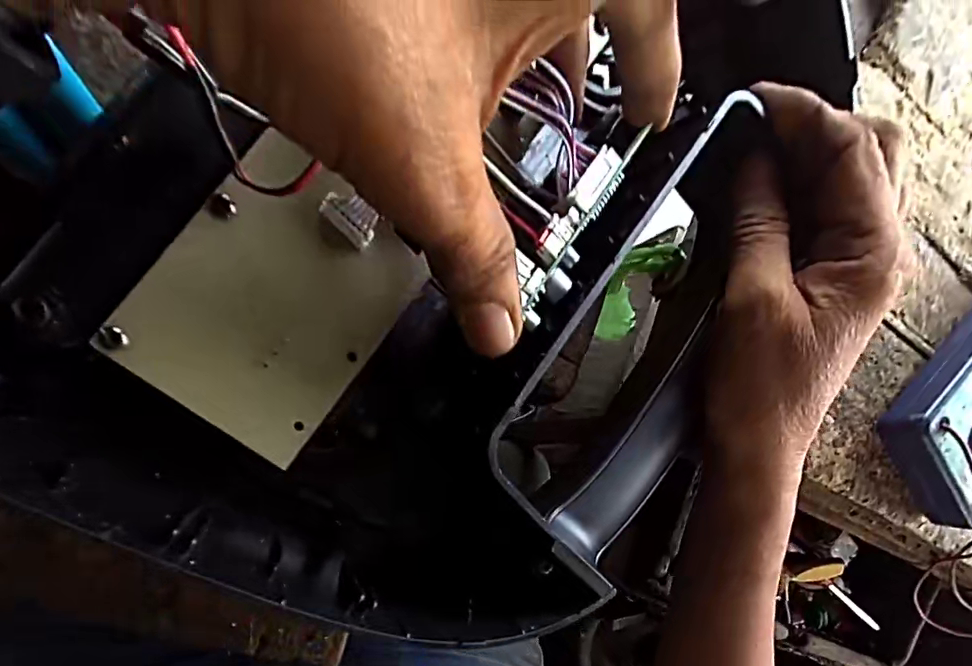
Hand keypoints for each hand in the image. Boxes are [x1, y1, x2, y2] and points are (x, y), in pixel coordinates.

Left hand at [141, 0, 679, 355]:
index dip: (657, 73)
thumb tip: (500, 326)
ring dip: (518, 45)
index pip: (648, 16)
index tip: (653, 115)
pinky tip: (442, 70)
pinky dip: (462, 28)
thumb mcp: (423, 161)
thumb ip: (475, 253)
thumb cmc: (314, 1)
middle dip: (583, 63)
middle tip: (588, 115)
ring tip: (517, 104)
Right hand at [704, 83, 905, 475]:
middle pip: (866, 159)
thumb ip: (758, 217)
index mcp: (874, 258)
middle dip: (813, 135)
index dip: (805, 116)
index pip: (854, 151)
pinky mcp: (831, 286)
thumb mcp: (752, 296)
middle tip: (756, 132)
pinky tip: (760, 199)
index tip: (757, 102)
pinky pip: (823, 222)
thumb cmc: (762, 395)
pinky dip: (795, 200)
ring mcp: (857, 273)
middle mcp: (878, 260)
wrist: (758, 450)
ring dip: (802, 165)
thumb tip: (754, 157)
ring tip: (751, 161)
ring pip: (845, 187)